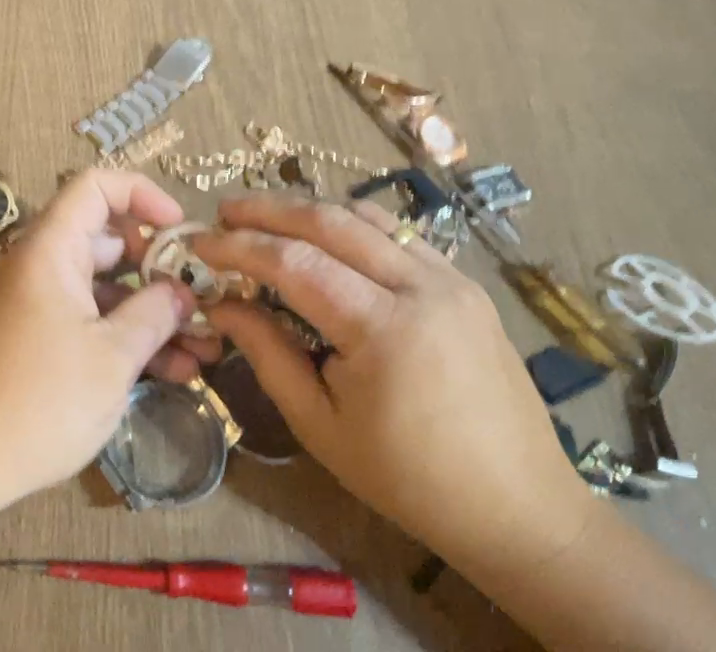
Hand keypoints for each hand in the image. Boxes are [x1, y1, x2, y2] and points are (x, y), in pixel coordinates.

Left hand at [0, 170, 219, 511]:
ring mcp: (38, 305)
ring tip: (206, 350)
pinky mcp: (37, 341)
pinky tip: (174, 374)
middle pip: (108, 241)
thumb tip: (182, 291)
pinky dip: (126, 339)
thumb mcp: (112, 357)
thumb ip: (154, 314)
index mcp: (50, 250)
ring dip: (153, 315)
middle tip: (204, 300)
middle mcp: (41, 267)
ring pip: (105, 290)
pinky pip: (89, 322)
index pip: (95, 187)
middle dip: (161, 269)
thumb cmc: (40, 401)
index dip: (143, 195)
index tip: (182, 229)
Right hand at [193, 196, 598, 566]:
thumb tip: (219, 304)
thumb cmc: (407, 477)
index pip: (294, 262)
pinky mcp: (465, 285)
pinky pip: (398, 238)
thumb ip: (266, 352)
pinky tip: (324, 237)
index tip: (198, 243)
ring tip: (263, 215)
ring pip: (367, 219)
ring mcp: (451, 280)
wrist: (517, 506)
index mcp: (383, 328)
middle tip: (222, 211)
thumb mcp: (319, 423)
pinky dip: (351, 227)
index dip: (239, 247)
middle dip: (268, 209)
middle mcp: (422, 286)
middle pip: (330, 221)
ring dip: (310, 209)